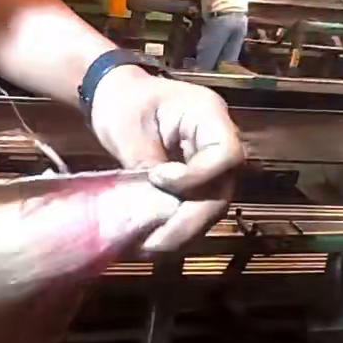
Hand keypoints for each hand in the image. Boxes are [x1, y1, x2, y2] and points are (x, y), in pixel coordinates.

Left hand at [88, 68, 244, 253]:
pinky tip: (151, 240)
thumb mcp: (128, 130)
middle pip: (222, 189)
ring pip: (212, 205)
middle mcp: (219, 139)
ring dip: (183, 231)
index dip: (197, 177)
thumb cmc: (122, 102)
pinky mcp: (198, 179)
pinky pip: (196, 206)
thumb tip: (155, 207)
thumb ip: (147, 165)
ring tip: (149, 247)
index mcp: (208, 114)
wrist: (116, 95)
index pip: (226, 154)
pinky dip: (177, 226)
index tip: (156, 179)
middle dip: (190, 221)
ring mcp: (210, 162)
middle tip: (154, 244)